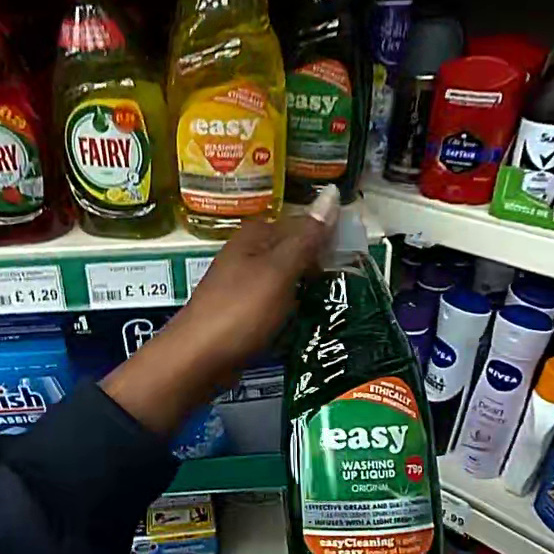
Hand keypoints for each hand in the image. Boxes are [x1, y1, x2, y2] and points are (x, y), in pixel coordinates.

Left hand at [100, 187, 337, 435]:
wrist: (197, 360)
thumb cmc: (240, 311)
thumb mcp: (280, 270)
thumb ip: (308, 236)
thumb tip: (333, 193)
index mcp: (255, 236)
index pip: (304, 224)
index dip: (331, 238)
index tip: (356, 259)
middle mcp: (248, 254)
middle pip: (295, 252)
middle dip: (321, 267)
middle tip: (349, 286)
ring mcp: (244, 284)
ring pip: (288, 281)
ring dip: (309, 292)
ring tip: (336, 305)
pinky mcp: (244, 313)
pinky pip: (277, 305)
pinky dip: (293, 312)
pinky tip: (308, 323)